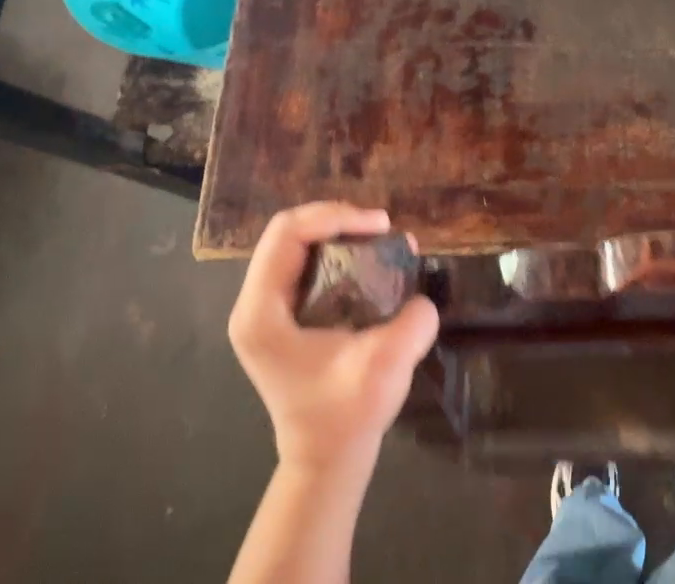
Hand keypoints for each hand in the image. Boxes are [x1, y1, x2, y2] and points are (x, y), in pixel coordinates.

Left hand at [228, 202, 439, 469]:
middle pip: (290, 234)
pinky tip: (371, 263)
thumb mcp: (387, 366)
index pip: (288, 234)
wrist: (327, 458)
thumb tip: (420, 298)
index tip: (381, 225)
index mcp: (262, 313)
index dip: (335, 216)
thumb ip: (412, 323)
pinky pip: (306, 266)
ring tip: (382, 242)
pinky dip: (339, 254)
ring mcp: (266, 312)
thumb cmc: (347, 416)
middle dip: (340, 221)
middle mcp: (254, 305)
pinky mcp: (283, 319)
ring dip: (341, 235)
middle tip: (384, 229)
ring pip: (298, 246)